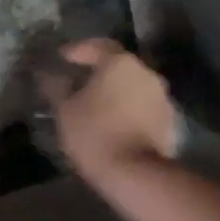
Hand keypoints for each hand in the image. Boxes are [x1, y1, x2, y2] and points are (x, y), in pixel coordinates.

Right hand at [43, 39, 182, 189]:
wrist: (136, 175)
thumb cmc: (95, 133)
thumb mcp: (64, 108)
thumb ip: (56, 86)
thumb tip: (49, 75)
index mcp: (120, 63)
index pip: (98, 46)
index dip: (78, 50)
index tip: (62, 59)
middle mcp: (146, 73)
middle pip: (118, 66)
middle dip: (98, 73)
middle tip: (78, 83)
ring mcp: (162, 98)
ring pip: (133, 87)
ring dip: (116, 92)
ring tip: (95, 106)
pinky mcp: (170, 122)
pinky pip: (144, 107)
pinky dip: (129, 110)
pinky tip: (114, 124)